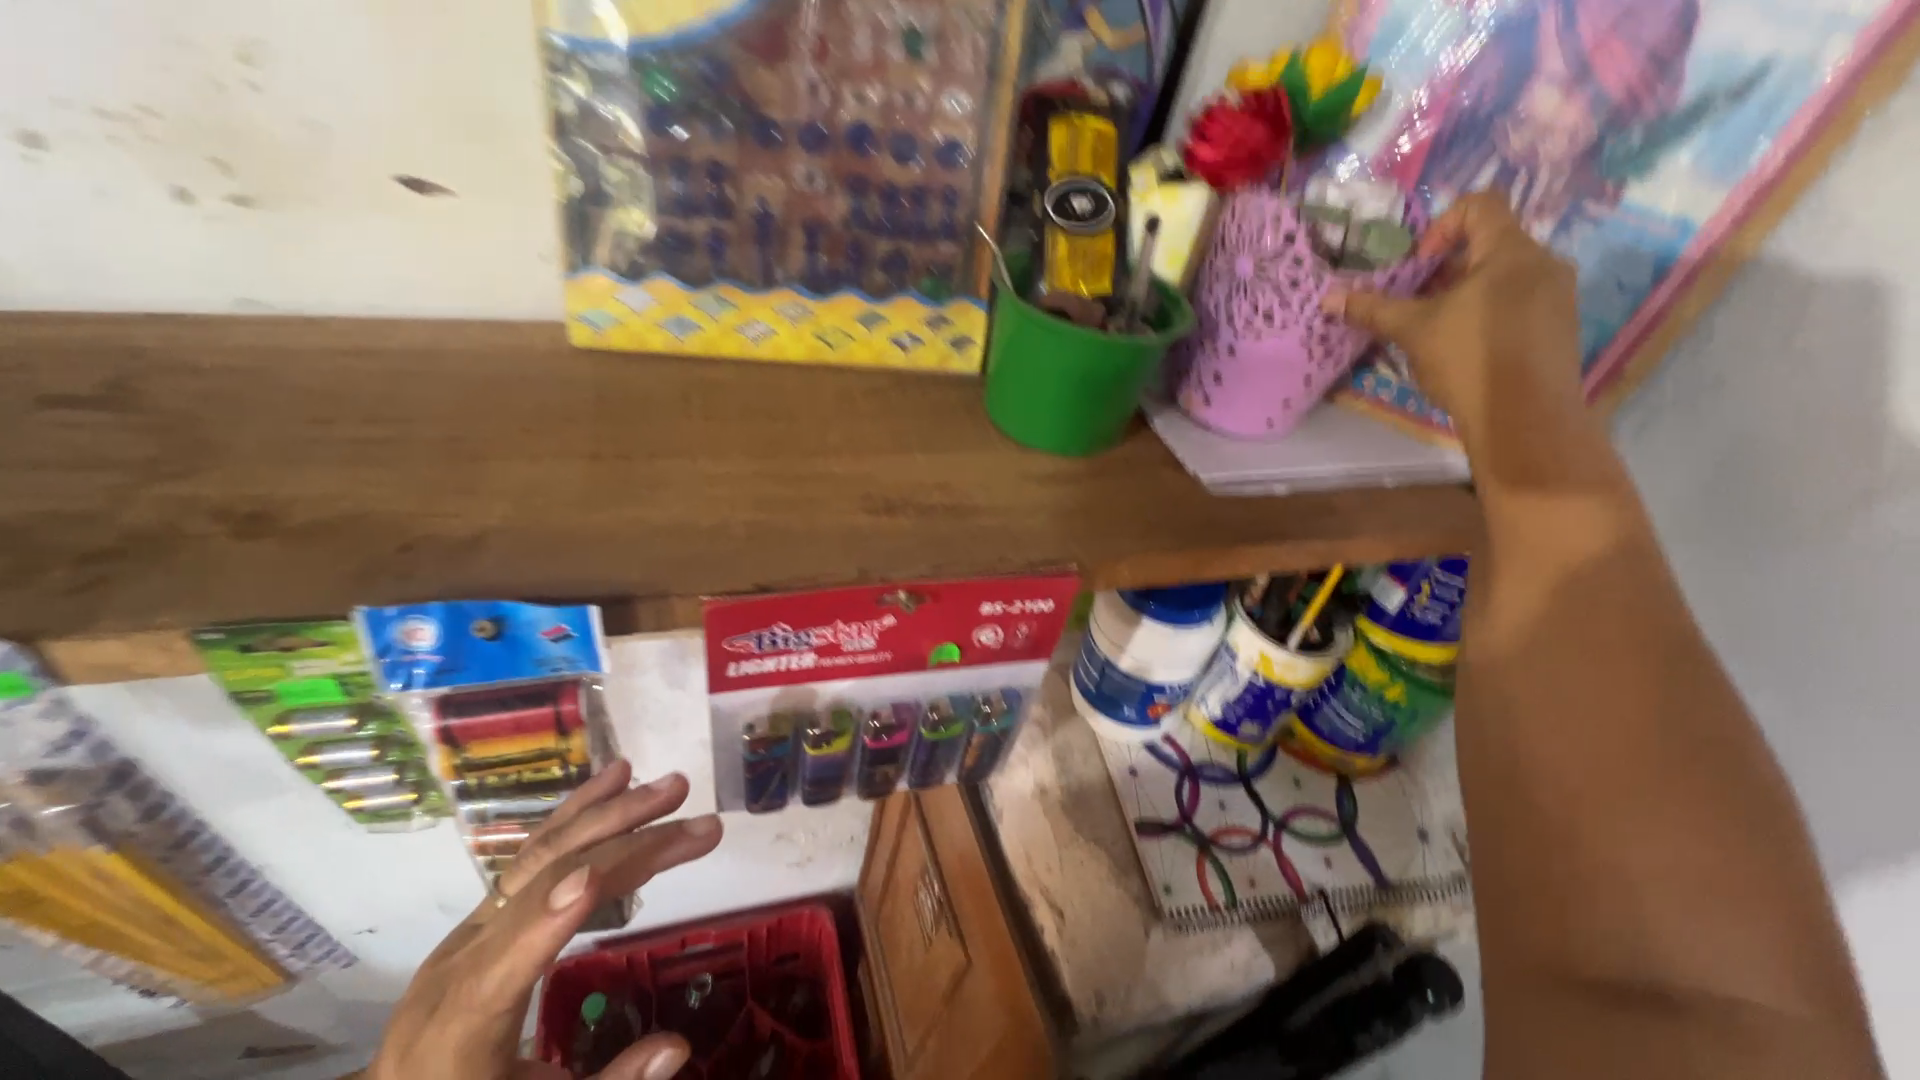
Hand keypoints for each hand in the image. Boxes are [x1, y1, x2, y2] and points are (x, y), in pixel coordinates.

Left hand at [364, 760, 723, 1079]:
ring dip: (608, 815)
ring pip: (540, 857)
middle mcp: (464, 960)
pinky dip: (577, 816)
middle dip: (623, 845)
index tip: (599, 877)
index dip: (549, 919)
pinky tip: (612, 786)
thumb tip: (679, 1045)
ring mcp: (472, 929)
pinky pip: (531, 857)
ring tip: (669, 787)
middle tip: (699, 824)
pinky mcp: (484, 915)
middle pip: (543, 886)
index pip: (506, 963)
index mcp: (464, 1024)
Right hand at [1326, 193, 1601, 486]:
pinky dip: (1488, 314)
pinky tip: (1466, 350)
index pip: (1480, 205)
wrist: (1526, 418)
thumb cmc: (1469, 360)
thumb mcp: (1413, 331)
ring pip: (1504, 276)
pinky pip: (1520, 302)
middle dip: (1447, 270)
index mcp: (1510, 251)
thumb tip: (1328, 298)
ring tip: (1438, 330)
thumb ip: (1373, 309)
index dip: (1440, 227)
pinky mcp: (1560, 326)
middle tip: (1418, 303)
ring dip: (1465, 293)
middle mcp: (1542, 263)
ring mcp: (1557, 295)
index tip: (1419, 268)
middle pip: (1489, 244)